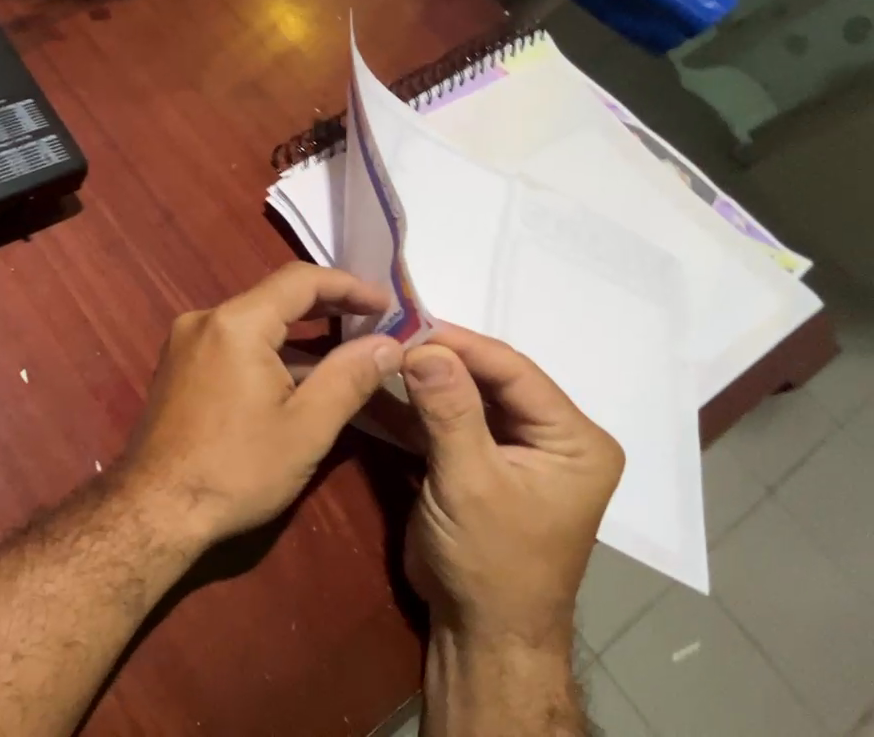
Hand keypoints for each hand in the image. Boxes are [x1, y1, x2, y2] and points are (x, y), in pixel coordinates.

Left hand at [118, 262, 403, 549]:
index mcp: (234, 324)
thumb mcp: (307, 426)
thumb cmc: (237, 468)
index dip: (349, 286)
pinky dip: (270, 352)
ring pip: (253, 323)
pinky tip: (303, 375)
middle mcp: (203, 320)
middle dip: (328, 308)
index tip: (390, 305)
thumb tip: (389, 343)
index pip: (299, 280)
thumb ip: (350, 376)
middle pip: (274, 298)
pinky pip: (232, 343)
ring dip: (300, 335)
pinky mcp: (178, 365)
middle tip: (379, 324)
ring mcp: (185, 342)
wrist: (158, 504)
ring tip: (352, 350)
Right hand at [401, 327, 624, 651]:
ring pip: (465, 395)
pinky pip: (446, 419)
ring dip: (422, 376)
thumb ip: (448, 411)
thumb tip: (421, 346)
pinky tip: (376, 385)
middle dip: (438, 356)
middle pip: (490, 378)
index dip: (459, 344)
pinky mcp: (477, 462)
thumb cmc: (492, 558)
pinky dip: (413, 405)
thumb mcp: (469, 481)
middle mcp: (551, 437)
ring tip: (375, 348)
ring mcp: (513, 450)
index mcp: (573, 440)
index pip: (514, 371)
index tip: (402, 322)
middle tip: (383, 332)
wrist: (481, 627)